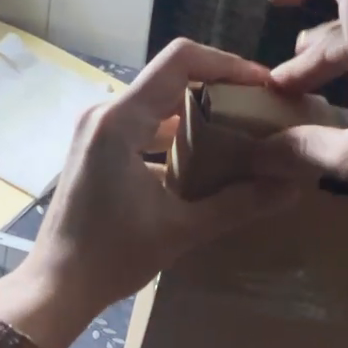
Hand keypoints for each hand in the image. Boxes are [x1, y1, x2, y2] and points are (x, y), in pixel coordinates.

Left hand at [0, 40, 301, 347]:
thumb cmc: (111, 258)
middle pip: (171, 81)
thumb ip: (236, 205)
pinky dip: (174, 140)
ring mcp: (96, 133)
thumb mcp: (180, 231)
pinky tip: (201, 168)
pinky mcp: (95, 153)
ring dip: (197, 120)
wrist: (58, 286)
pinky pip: (142, 129)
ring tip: (238, 141)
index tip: (263, 85)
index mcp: (119, 121)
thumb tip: (289, 188)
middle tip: (259, 116)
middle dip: (218, 94)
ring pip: (157, 107)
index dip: (227, 64)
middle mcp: (104, 114)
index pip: (180, 61)